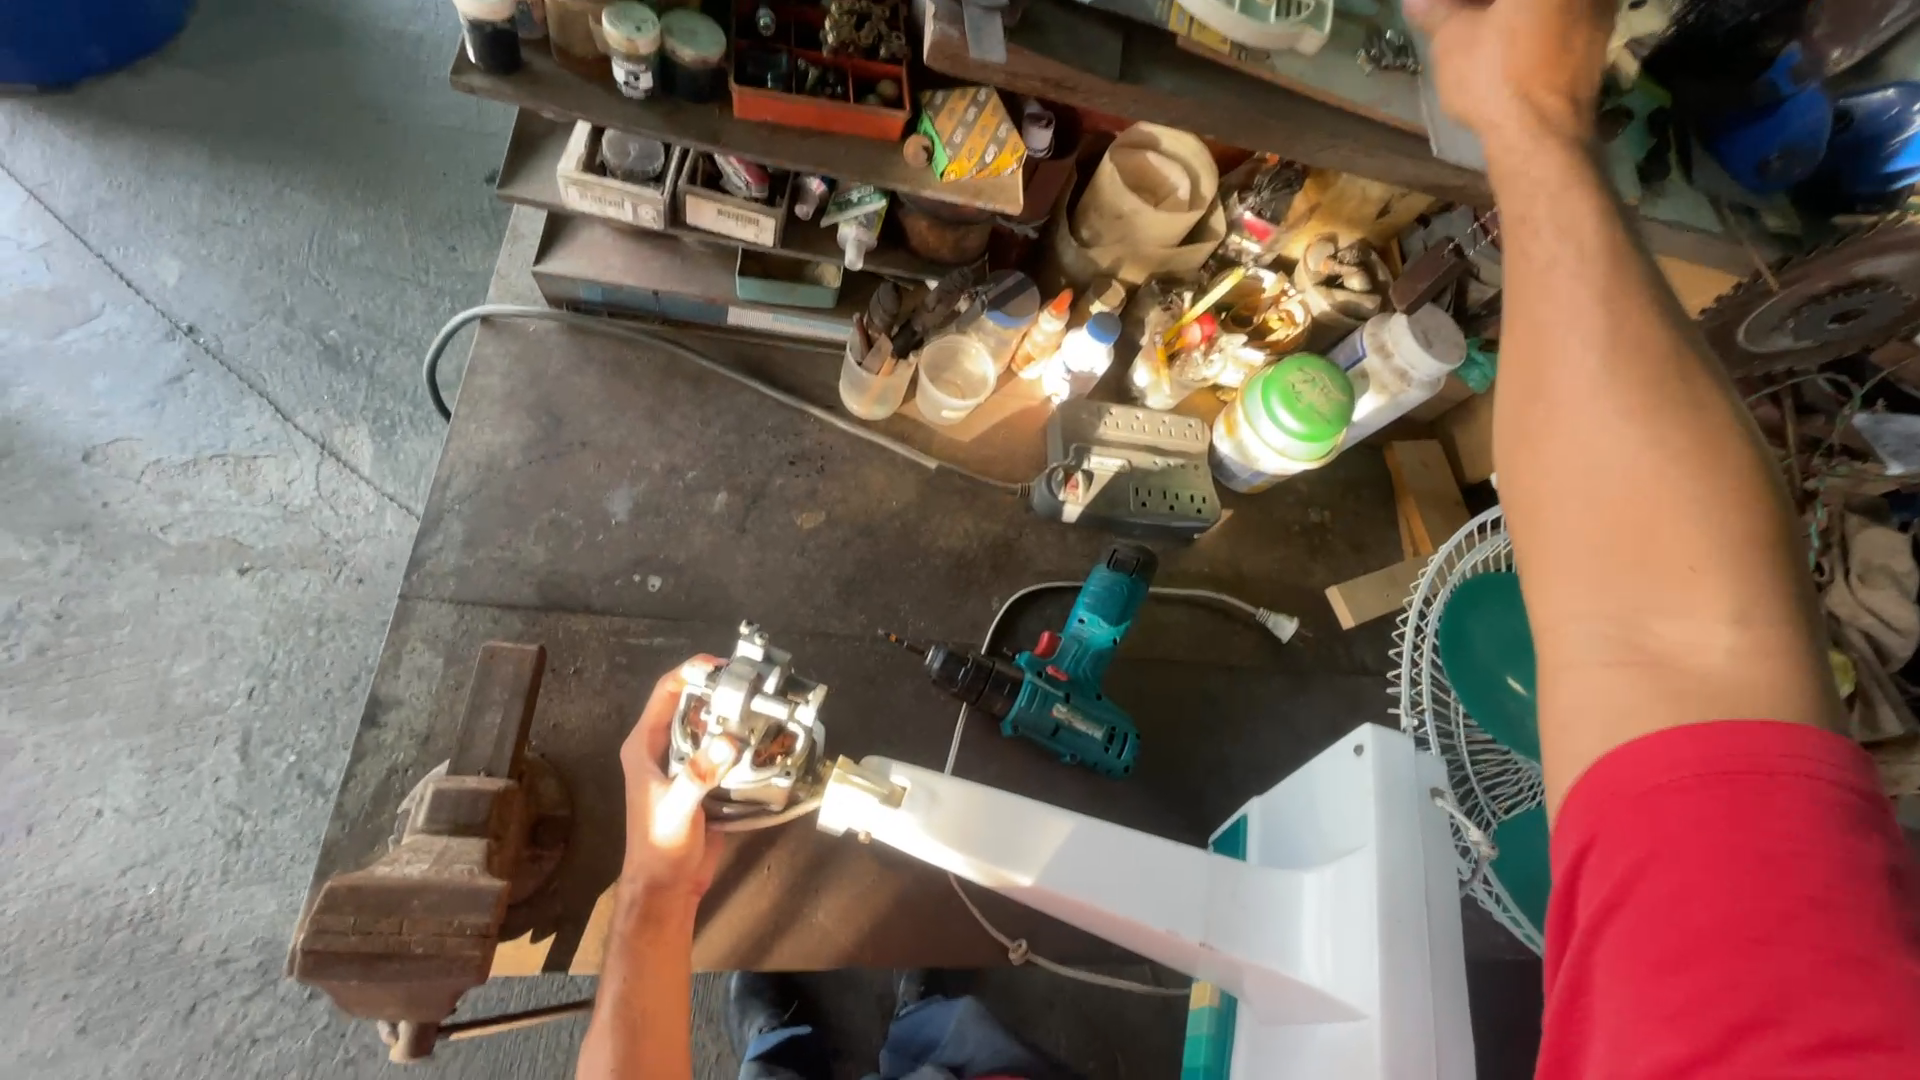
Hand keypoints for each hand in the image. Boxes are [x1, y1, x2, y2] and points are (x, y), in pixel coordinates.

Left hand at [618, 655, 741, 899]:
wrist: (666, 889)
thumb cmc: (660, 846)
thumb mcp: (677, 807)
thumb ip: (700, 773)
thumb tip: (730, 740)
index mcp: (645, 746)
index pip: (666, 693)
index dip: (691, 672)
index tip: (724, 665)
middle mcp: (663, 749)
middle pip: (692, 704)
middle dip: (720, 690)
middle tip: (754, 683)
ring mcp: (684, 764)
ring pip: (709, 726)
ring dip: (733, 715)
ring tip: (765, 705)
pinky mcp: (704, 780)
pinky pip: (723, 750)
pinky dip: (741, 741)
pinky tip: (765, 739)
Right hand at [1406, 0, 1614, 147]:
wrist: (1539, 131)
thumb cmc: (1492, 76)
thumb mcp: (1450, 41)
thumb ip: (1436, 12)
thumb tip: (1416, 2)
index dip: (1462, 5)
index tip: (1443, 12)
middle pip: (1517, 0)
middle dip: (1484, 6)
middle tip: (1459, 19)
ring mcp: (1598, 6)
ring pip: (1543, 8)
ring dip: (1512, 17)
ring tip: (1483, 35)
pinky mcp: (1600, 37)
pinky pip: (1560, 22)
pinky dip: (1534, 30)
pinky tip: (1512, 51)